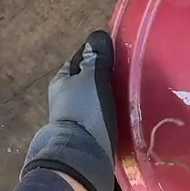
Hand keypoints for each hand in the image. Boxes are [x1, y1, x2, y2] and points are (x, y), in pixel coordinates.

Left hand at [23, 31, 119, 190]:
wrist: (84, 155)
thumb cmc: (86, 111)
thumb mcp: (93, 79)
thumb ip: (96, 58)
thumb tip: (97, 35)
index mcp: (61, 81)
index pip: (78, 60)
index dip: (95, 55)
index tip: (114, 54)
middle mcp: (63, 99)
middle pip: (85, 82)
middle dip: (102, 78)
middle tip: (126, 75)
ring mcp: (74, 119)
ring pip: (93, 100)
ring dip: (106, 97)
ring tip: (128, 96)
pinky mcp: (86, 136)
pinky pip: (99, 117)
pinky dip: (109, 114)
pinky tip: (124, 115)